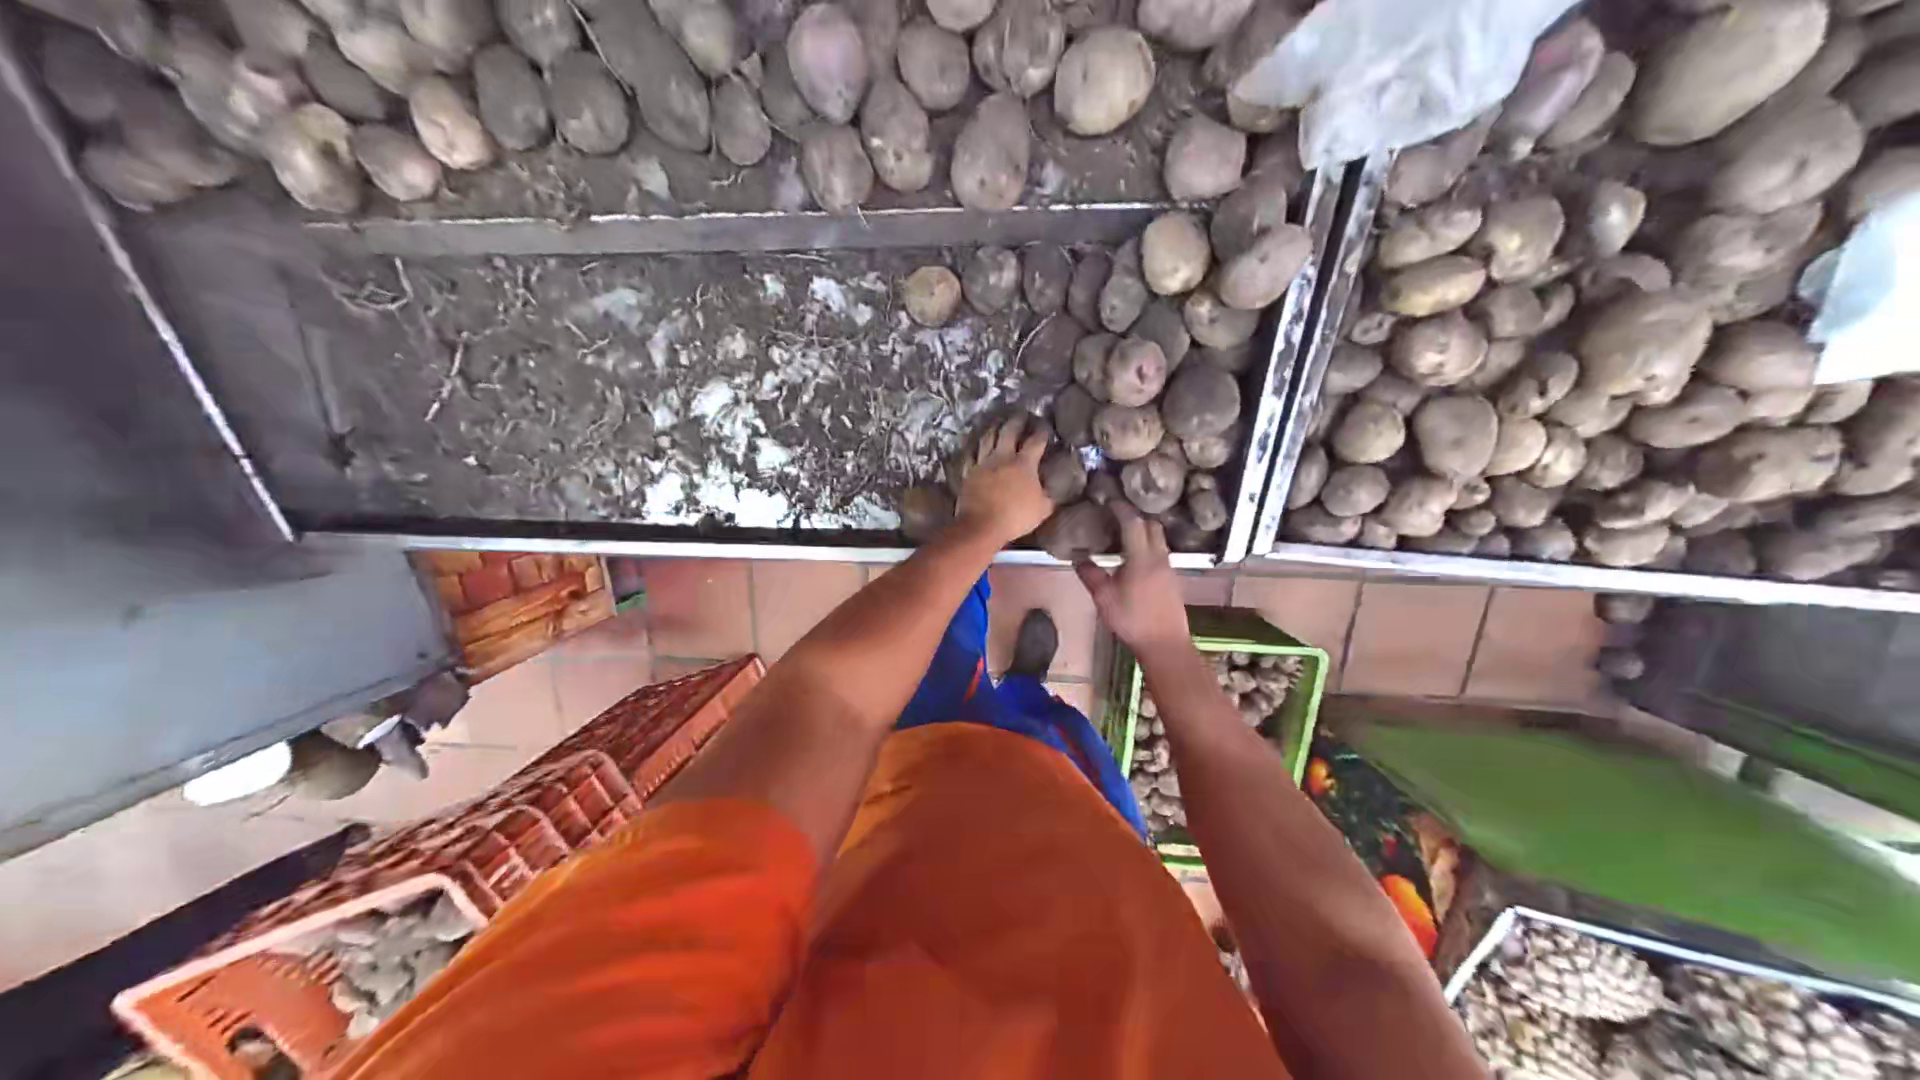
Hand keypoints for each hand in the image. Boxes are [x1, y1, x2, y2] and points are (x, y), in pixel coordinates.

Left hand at [955, 414, 1053, 546]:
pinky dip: (975, 447)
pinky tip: (976, 445)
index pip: (1036, 441)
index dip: (1042, 432)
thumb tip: (1055, 488)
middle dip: (1017, 421)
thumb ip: (1050, 495)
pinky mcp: (969, 472)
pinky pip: (972, 454)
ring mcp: (983, 463)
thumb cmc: (1015, 517)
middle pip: (1009, 431)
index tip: (1046, 426)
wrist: (981, 525)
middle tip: (1021, 414)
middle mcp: (1003, 457)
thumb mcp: (1043, 509)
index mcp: (1024, 463)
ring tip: (998, 423)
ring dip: (995, 428)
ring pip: (988, 438)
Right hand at [1074, 504, 1192, 659]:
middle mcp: (1159, 557)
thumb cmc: (1133, 621)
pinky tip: (1134, 556)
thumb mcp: (1104, 599)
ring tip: (1122, 534)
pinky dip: (1148, 545)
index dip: (1121, 509)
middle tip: (1115, 515)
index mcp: (1142, 558)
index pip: (1133, 523)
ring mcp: (1169, 568)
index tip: (1108, 501)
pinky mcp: (1172, 578)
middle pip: (1151, 525)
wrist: (1165, 644)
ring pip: (1158, 538)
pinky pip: (1160, 551)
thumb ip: (1091, 575)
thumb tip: (1078, 558)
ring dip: (1143, 530)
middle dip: (1134, 515)